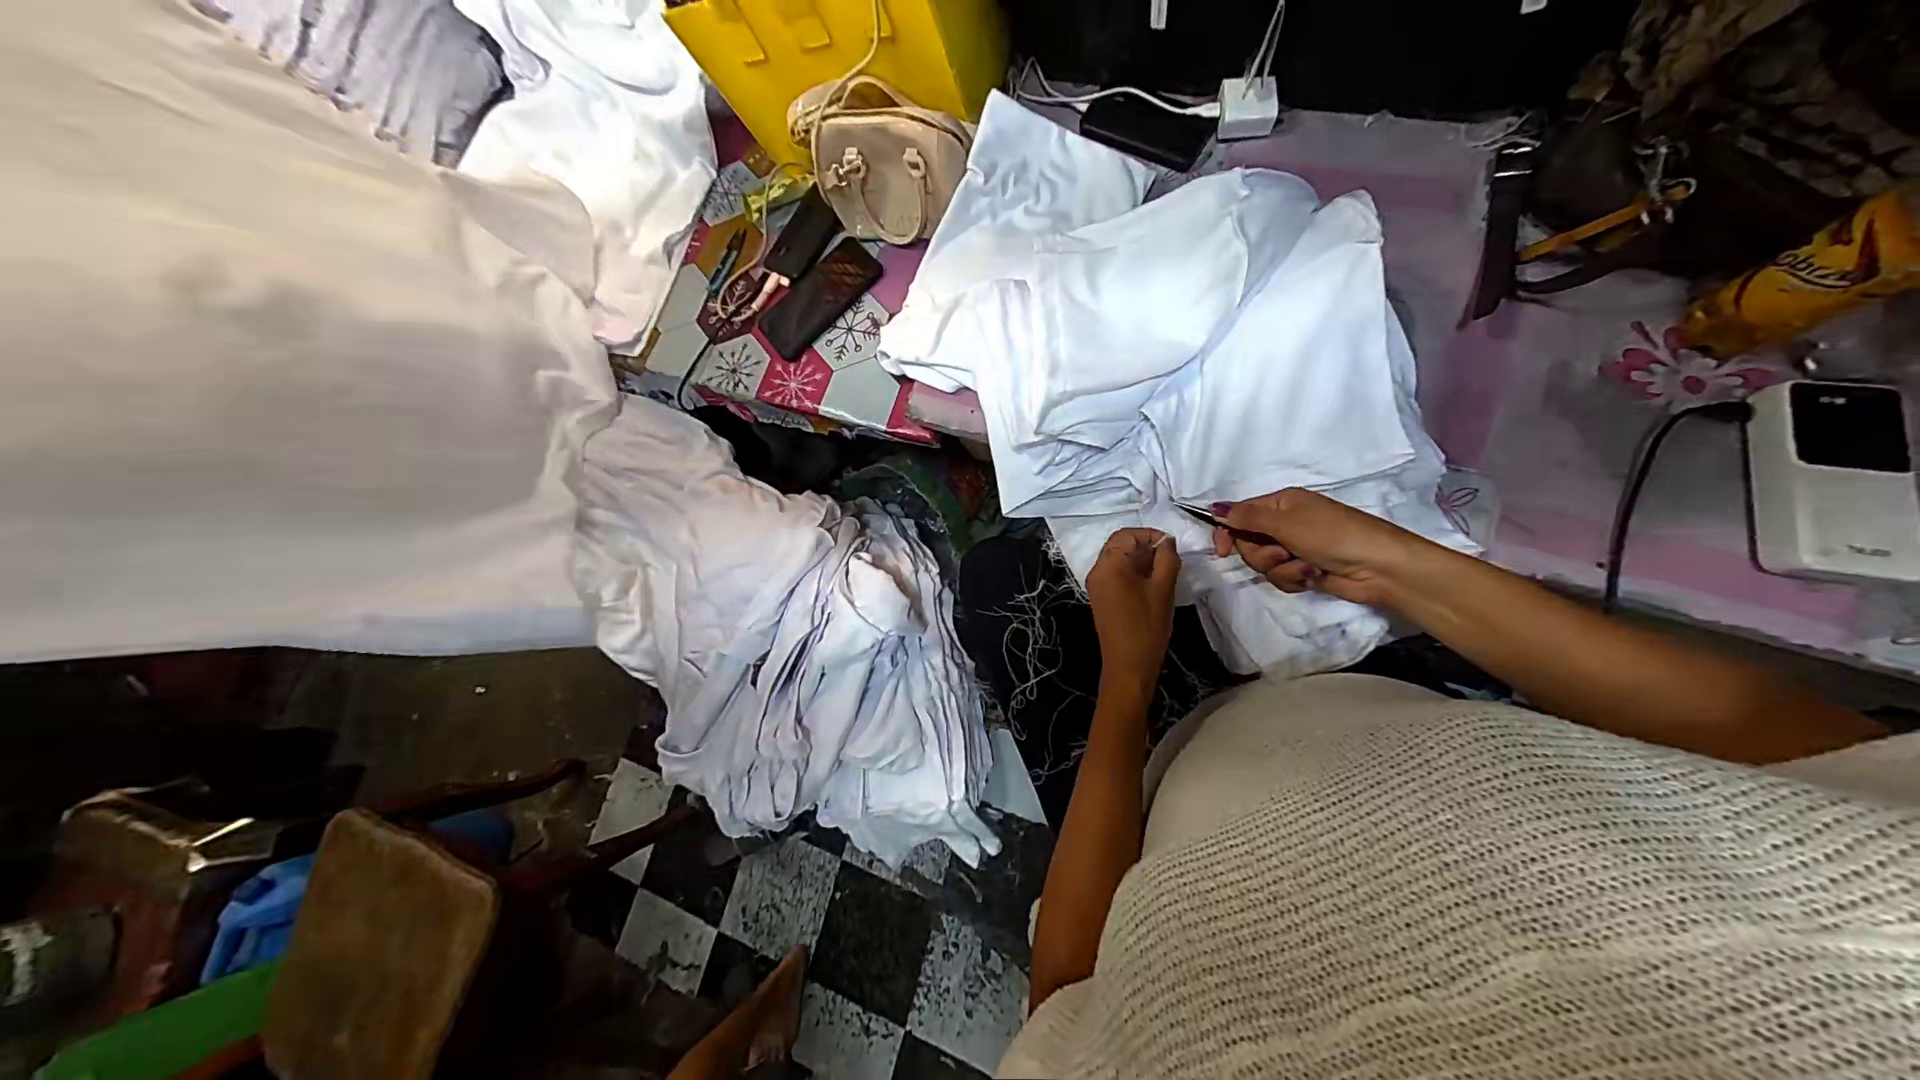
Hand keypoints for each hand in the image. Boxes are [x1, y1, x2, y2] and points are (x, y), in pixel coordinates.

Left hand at [1086, 527, 1180, 691]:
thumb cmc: (1147, 625)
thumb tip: (1166, 541)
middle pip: (1119, 545)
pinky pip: (1115, 574)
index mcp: (1108, 565)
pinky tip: (1152, 583)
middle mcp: (1097, 571)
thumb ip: (1166, 559)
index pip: (1126, 534)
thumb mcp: (1163, 589)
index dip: (1149, 534)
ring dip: (1140, 559)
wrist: (1128, 664)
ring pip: (1118, 559)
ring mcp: (1096, 585)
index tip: (1171, 545)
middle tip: (1169, 557)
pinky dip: (1132, 571)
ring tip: (1164, 571)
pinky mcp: (1101, 597)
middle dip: (1144, 546)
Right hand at [1211, 488, 1423, 606]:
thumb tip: (1214, 508)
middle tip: (1283, 553)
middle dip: (1262, 554)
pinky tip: (1313, 576)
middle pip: (1248, 542)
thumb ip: (1247, 517)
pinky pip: (1280, 578)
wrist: (1379, 567)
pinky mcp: (1303, 570)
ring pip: (1263, 564)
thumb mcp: (1286, 522)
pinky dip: (1294, 579)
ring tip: (1305, 566)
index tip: (1221, 550)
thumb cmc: (1333, 535)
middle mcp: (1285, 523)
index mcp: (1281, 503)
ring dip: (1281, 569)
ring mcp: (1294, 547)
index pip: (1239, 515)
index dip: (1227, 531)